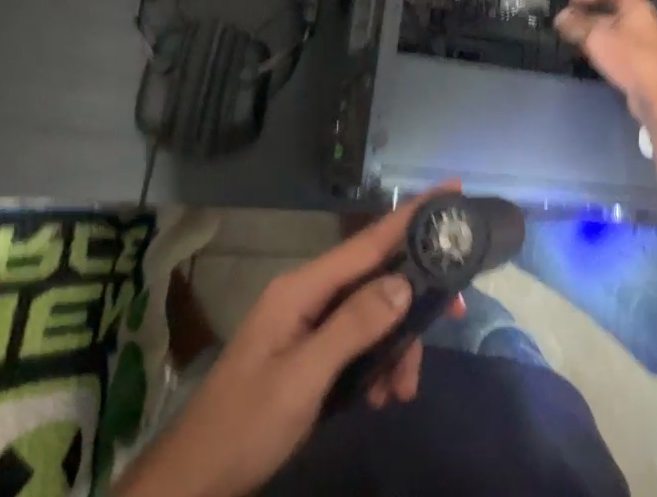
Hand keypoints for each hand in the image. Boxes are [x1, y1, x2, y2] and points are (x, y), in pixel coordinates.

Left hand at [119, 186, 459, 496]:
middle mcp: (309, 296)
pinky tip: (382, 397)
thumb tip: (404, 283)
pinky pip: (362, 343)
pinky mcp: (313, 352)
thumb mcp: (303, 377)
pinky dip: (380, 366)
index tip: (452, 188)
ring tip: (402, 390)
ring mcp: (310, 323)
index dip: (412, 214)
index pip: (368, 241)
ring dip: (398, 349)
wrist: (198, 478)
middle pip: (380, 279)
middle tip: (459, 315)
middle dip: (416, 302)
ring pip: (376, 316)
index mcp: (303, 289)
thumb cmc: (246, 423)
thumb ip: (354, 326)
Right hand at [553, 0, 656, 121]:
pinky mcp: (636, 56)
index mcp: (635, 4)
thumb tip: (560, 16)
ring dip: (590, 22)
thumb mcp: (597, 37)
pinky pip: (613, 38)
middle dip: (588, 3)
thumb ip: (576, 24)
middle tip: (566, 9)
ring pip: (611, 22)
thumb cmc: (629, 58)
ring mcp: (639, 37)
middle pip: (612, 1)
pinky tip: (583, 46)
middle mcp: (640, 16)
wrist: (656, 94)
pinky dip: (597, 37)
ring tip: (569, 27)